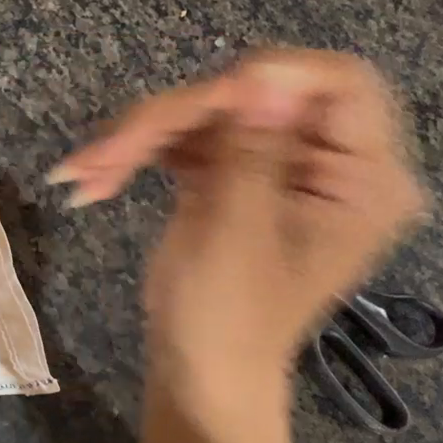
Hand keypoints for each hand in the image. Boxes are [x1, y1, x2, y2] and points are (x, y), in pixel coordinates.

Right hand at [52, 49, 425, 385]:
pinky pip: (184, 141)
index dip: (269, 77)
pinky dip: (136, 155)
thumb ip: (252, 150)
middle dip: (166, 120)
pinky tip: (94, 179)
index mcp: (363, 178)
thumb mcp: (236, 229)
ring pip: (205, 115)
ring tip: (80, 175)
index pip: (339, 84)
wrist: (199, 367)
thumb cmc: (226, 313)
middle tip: (98, 157)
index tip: (200, 103)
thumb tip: (262, 76)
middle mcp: (326, 162)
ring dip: (136, 139)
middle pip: (248, 97)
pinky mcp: (231, 175)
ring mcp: (275, 167)